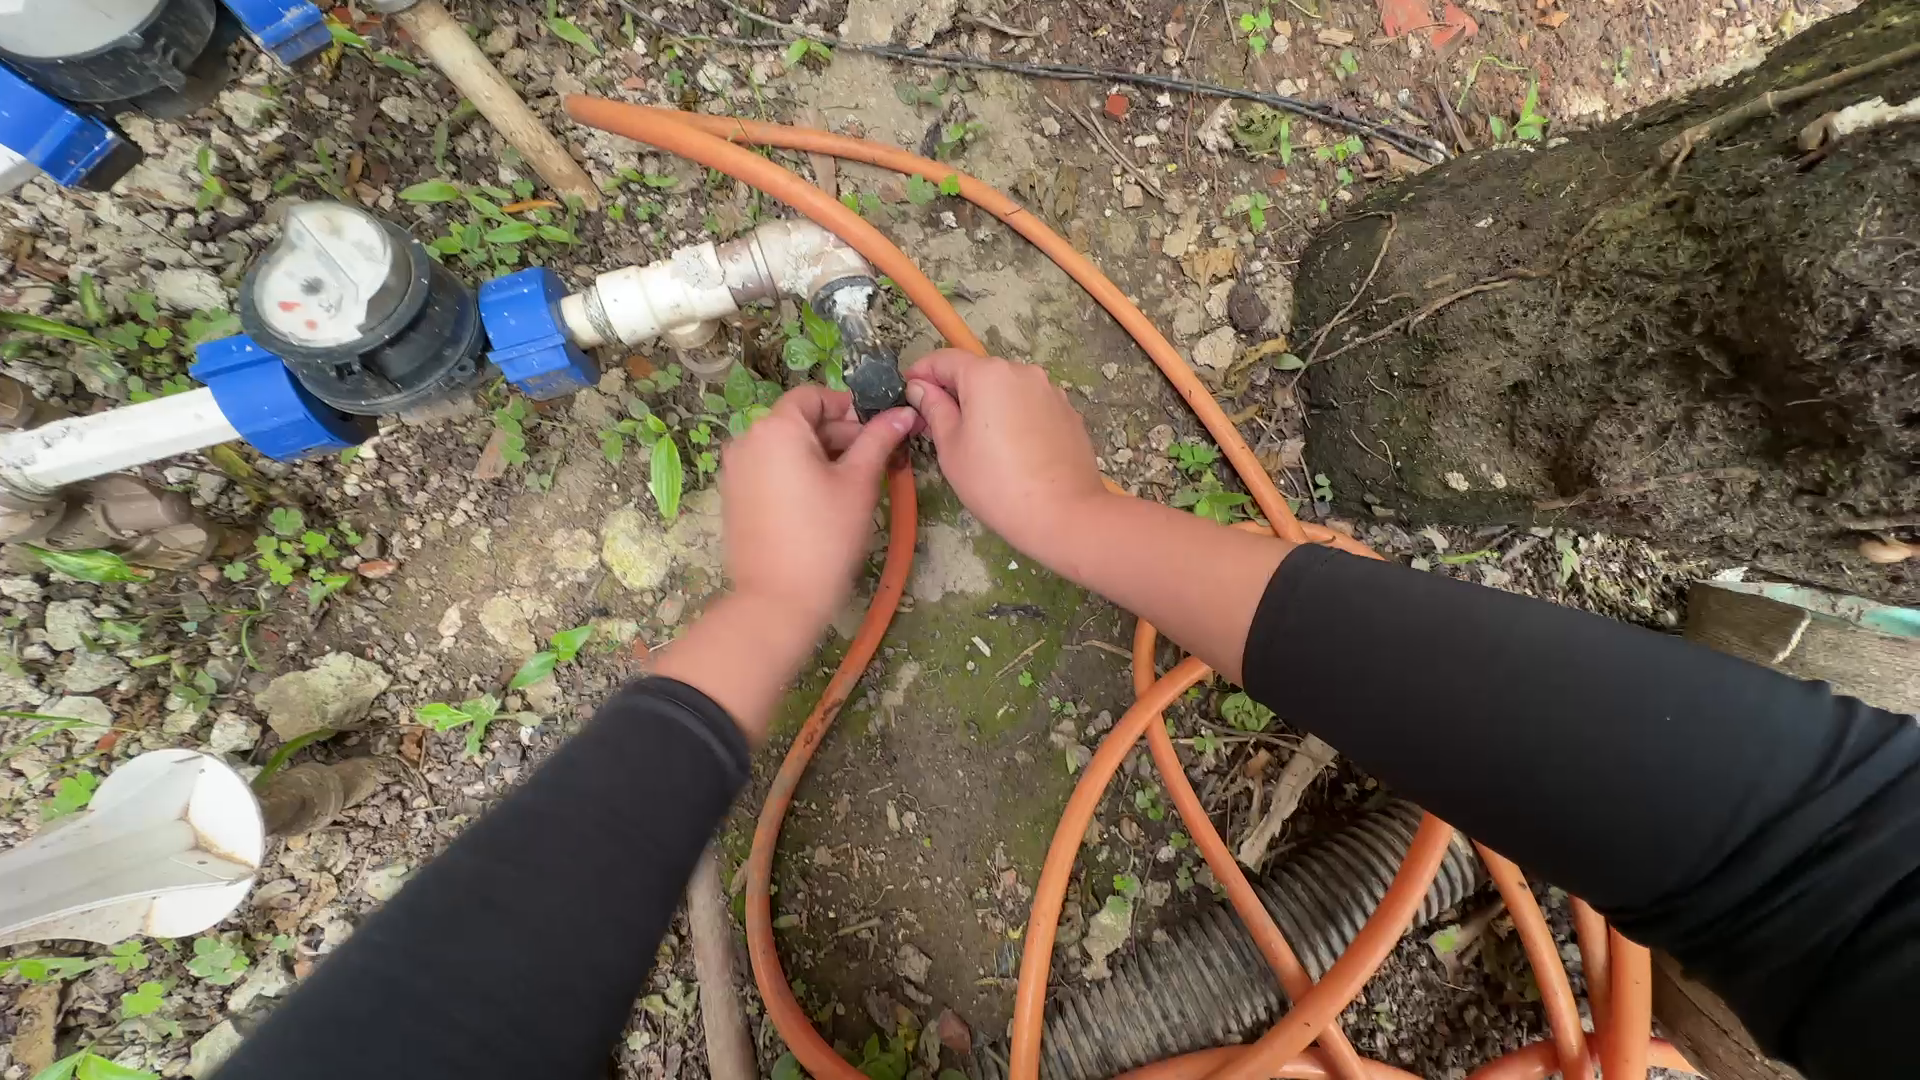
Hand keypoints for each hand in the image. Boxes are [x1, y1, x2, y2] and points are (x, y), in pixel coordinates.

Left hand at [719, 385, 915, 629]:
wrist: (778, 600)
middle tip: (877, 458)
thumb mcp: (859, 483)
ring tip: (855, 483)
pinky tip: (825, 501)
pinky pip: (771, 470)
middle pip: (799, 421)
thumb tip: (903, 412)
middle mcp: (747, 439)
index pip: (814, 396)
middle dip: (839, 434)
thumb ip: (879, 440)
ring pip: (786, 448)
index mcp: (776, 428)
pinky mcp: (735, 497)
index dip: (849, 407)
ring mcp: (736, 470)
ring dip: (821, 455)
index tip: (878, 429)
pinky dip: (798, 474)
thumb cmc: (825, 537)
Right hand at [904, 349, 1108, 557]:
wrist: (1062, 513)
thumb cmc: (995, 483)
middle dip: (955, 391)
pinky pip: (1030, 405)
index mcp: (987, 375)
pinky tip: (1011, 449)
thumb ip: (934, 409)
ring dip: (987, 404)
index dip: (922, 372)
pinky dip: (1014, 416)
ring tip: (978, 440)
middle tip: (937, 423)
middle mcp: (1022, 372)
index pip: (945, 359)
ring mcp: (1049, 391)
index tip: (908, 390)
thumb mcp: (951, 448)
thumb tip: (921, 388)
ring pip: (1007, 389)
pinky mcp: (1068, 412)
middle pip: (979, 372)